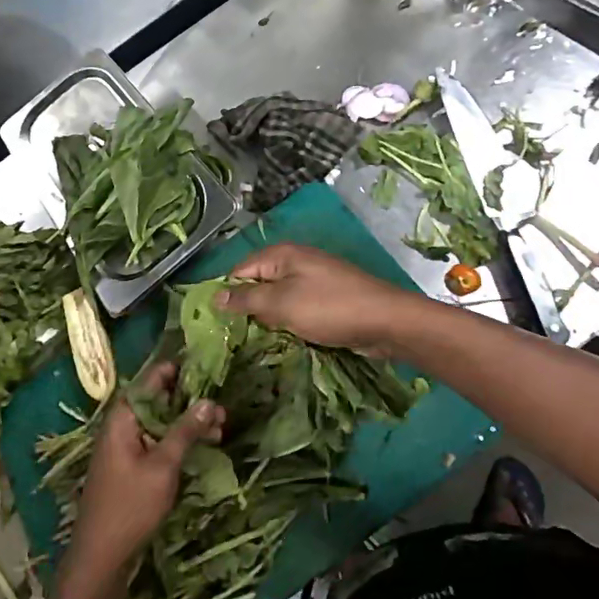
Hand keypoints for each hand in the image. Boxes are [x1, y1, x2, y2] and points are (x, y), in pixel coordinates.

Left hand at [63, 362, 224, 591]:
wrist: (101, 554)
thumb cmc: (130, 506)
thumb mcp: (163, 466)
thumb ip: (185, 431)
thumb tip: (209, 401)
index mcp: (124, 417)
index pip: (152, 379)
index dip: (180, 371)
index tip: (210, 371)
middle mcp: (121, 425)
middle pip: (158, 401)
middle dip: (190, 403)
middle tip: (222, 411)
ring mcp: (124, 446)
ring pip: (160, 423)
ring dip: (187, 425)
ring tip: (220, 430)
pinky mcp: (129, 465)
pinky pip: (156, 442)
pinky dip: (177, 442)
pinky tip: (201, 448)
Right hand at [215, 243, 422, 355]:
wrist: (386, 321)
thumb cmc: (329, 308)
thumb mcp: (281, 304)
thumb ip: (247, 300)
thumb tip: (215, 297)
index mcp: (281, 255)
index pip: (239, 271)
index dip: (226, 294)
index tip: (213, 323)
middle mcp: (295, 262)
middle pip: (257, 284)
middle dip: (246, 309)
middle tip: (230, 338)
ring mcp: (313, 281)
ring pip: (277, 299)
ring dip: (267, 319)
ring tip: (251, 344)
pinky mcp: (326, 300)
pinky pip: (296, 309)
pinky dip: (287, 323)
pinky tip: (281, 341)